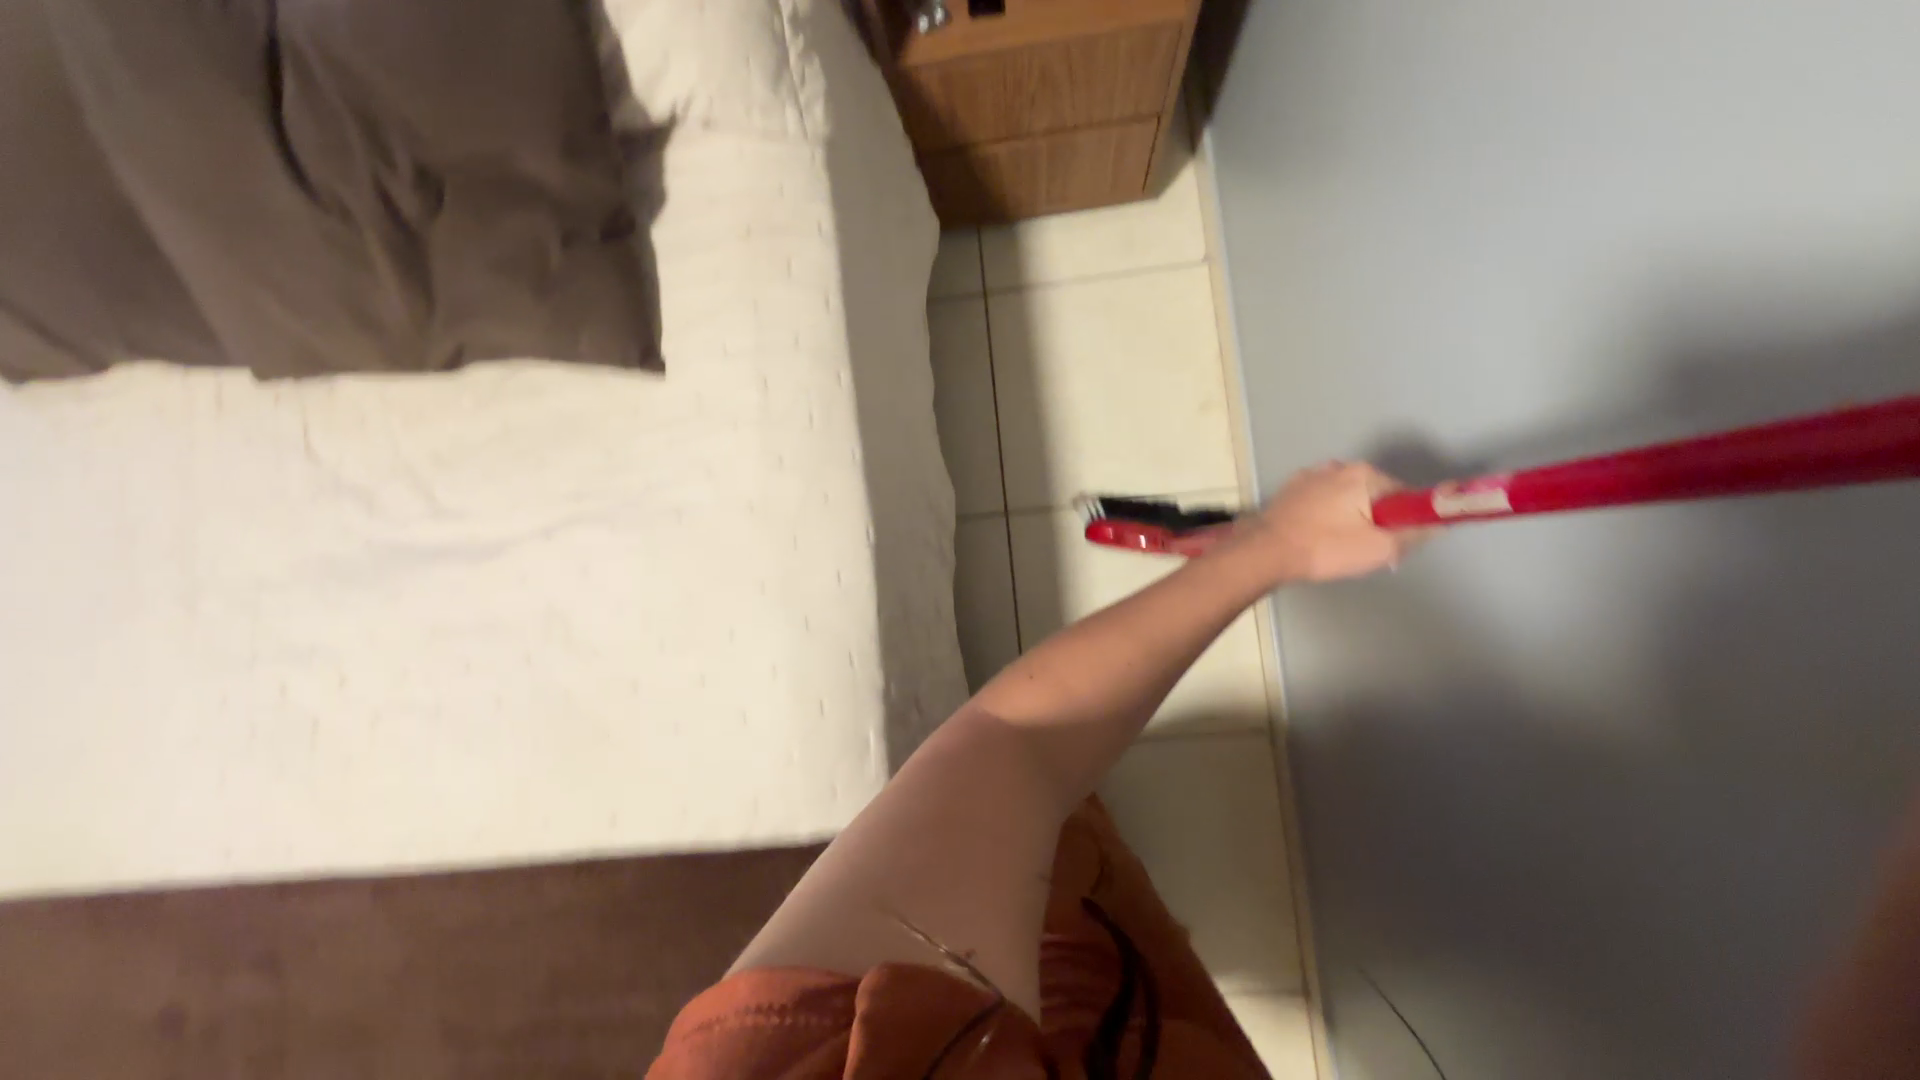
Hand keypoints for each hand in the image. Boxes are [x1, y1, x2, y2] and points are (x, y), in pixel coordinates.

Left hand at [1230, 462, 1425, 584]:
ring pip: (1346, 499)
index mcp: (1364, 474)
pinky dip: (1326, 517)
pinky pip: (1322, 502)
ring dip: (1349, 520)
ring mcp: (1310, 475)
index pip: (1403, 496)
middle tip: (1362, 550)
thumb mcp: (1380, 548)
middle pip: (1374, 496)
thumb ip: (1415, 534)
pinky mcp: (1291, 489)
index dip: (1403, 522)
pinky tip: (1316, 537)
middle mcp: (1338, 466)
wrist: (1265, 551)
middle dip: (1375, 521)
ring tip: (1335, 547)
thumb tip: (1439, 523)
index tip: (1391, 543)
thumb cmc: (1325, 548)